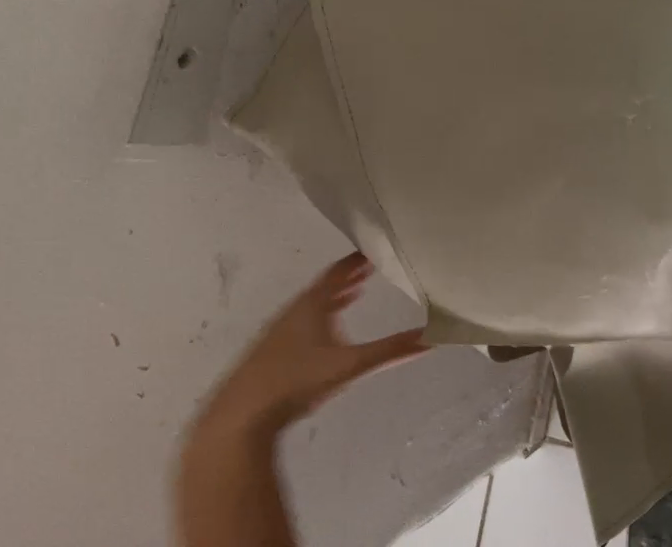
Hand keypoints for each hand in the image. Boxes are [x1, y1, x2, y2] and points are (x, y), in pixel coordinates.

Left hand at [195, 253, 431, 437]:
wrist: (237, 420)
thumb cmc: (296, 381)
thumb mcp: (351, 364)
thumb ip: (392, 350)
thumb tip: (433, 337)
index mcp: (312, 305)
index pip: (337, 272)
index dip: (357, 260)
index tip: (377, 250)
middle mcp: (292, 312)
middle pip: (323, 287)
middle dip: (348, 278)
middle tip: (372, 269)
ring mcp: (276, 333)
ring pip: (310, 306)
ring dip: (332, 298)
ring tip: (353, 295)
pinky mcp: (268, 355)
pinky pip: (300, 323)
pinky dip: (318, 316)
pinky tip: (324, 334)